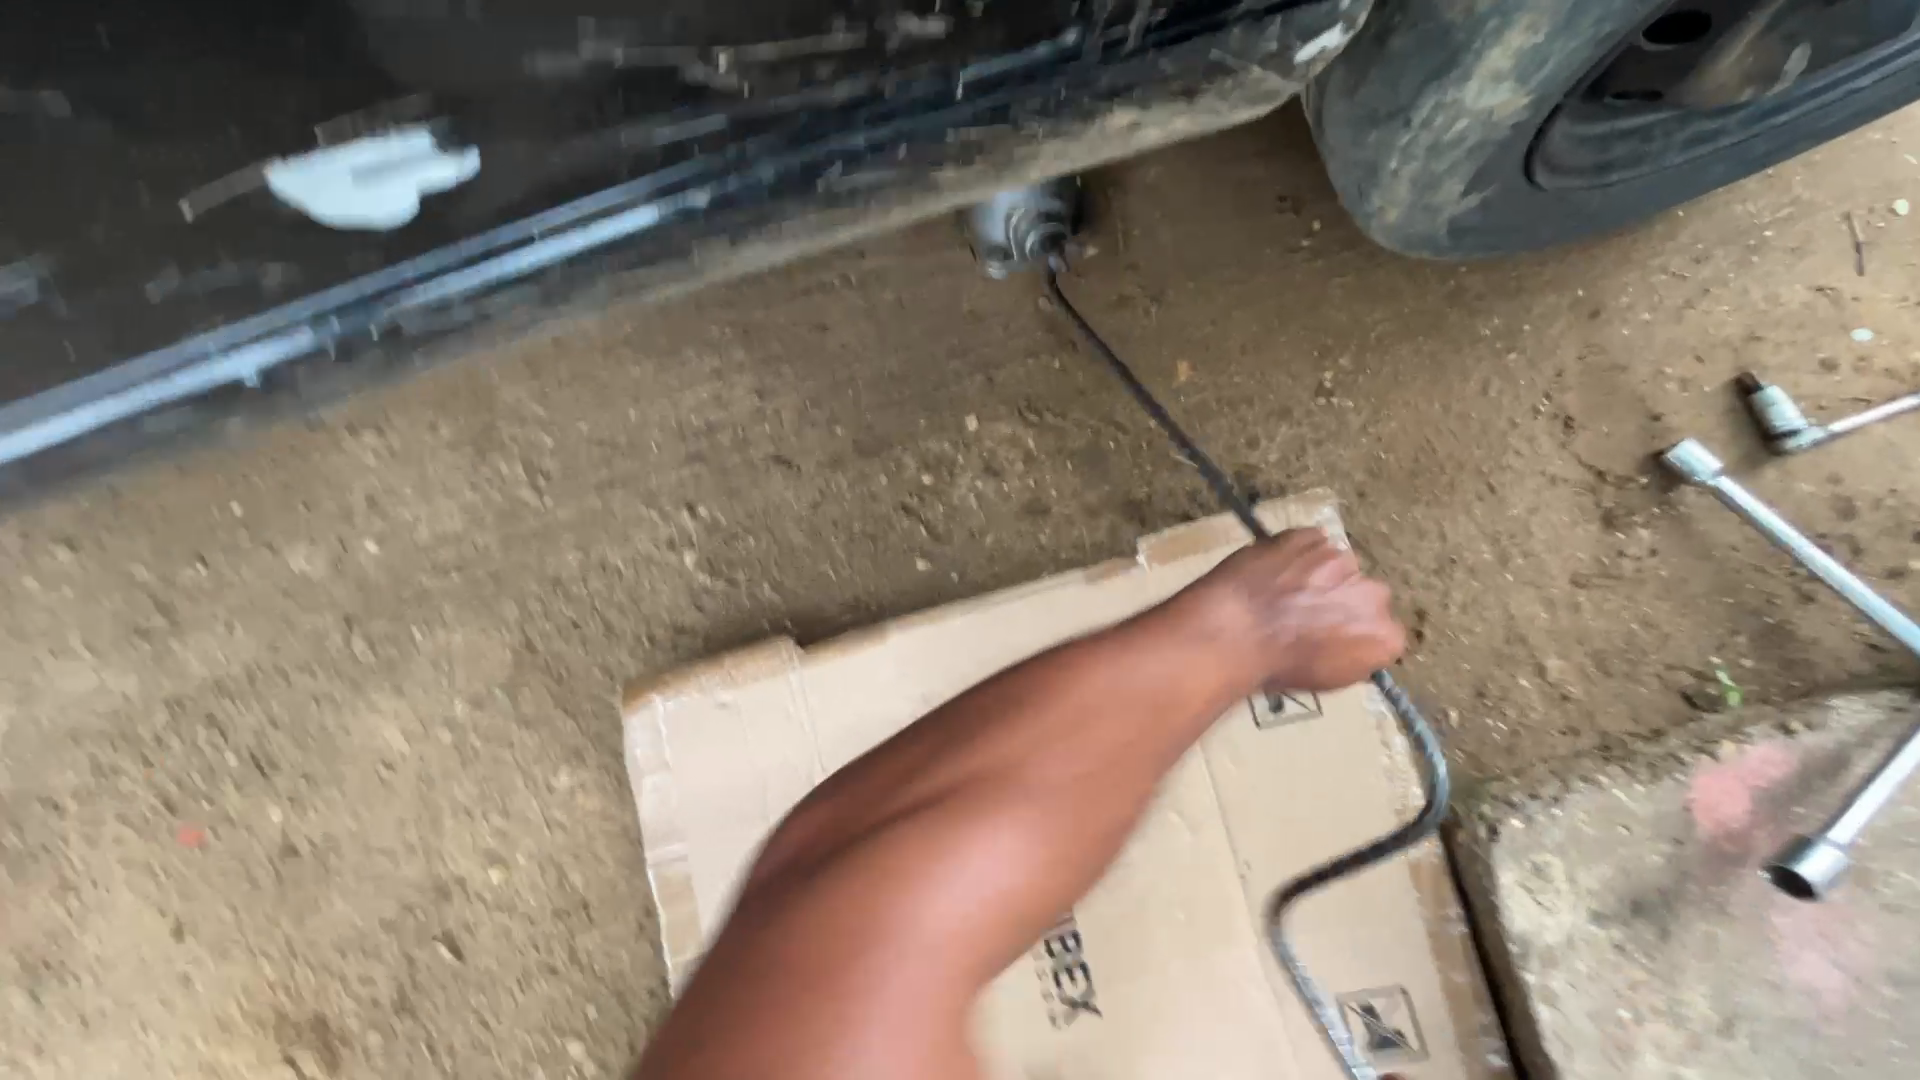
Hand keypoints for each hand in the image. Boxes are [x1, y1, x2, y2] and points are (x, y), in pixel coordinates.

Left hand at [1183, 529, 1405, 691]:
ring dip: (1316, 573)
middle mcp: (1373, 594)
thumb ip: (1351, 655)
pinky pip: (1307, 540)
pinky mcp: (1307, 536)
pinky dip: (1294, 551)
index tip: (1328, 636)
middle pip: (1362, 593)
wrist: (1234, 631)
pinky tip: (1272, 567)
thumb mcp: (1325, 680)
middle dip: (1340, 599)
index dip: (1352, 632)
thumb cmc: (1276, 667)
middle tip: (1303, 611)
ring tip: (1281, 589)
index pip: (1380, 632)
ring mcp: (1340, 559)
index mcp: (1385, 636)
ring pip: (1335, 564)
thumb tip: (1344, 642)